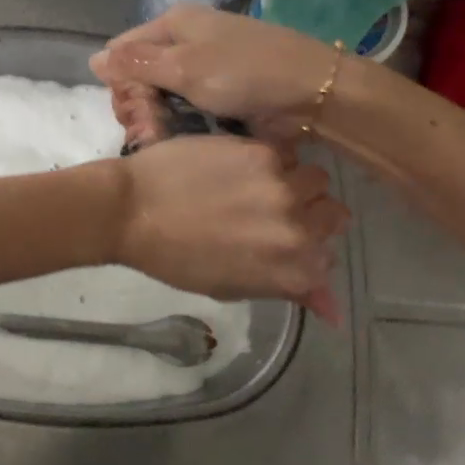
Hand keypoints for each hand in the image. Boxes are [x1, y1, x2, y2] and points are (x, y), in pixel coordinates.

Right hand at [90, 6, 336, 146]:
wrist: (315, 94)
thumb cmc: (247, 74)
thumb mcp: (185, 68)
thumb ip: (136, 64)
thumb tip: (94, 59)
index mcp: (175, 24)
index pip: (122, 50)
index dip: (118, 81)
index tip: (126, 110)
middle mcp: (186, 42)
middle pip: (139, 73)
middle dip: (137, 103)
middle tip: (145, 129)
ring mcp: (204, 68)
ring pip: (159, 93)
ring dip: (156, 117)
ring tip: (160, 139)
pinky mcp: (220, 92)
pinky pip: (184, 106)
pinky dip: (177, 123)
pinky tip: (178, 142)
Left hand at [109, 136, 349, 320]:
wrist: (130, 209)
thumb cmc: (172, 257)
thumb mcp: (230, 286)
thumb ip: (285, 289)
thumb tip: (333, 312)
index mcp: (293, 269)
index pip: (327, 260)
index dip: (305, 251)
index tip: (281, 245)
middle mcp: (298, 228)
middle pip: (332, 215)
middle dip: (309, 216)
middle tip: (270, 214)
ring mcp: (282, 186)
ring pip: (315, 180)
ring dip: (295, 184)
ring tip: (258, 187)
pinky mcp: (261, 152)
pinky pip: (287, 154)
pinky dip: (271, 161)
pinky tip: (239, 169)